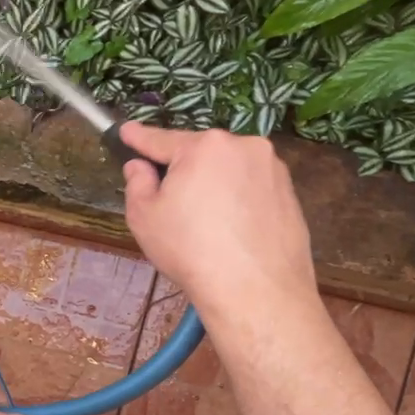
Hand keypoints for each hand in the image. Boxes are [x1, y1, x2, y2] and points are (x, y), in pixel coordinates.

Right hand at [118, 123, 319, 326]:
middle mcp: (243, 146)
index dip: (138, 137)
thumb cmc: (188, 247)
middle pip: (199, 152)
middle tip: (165, 199)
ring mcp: (272, 167)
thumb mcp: (144, 216)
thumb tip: (140, 167)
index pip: (161, 139)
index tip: (125, 130)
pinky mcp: (289, 190)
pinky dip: (233, 198)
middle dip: (181, 168)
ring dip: (209, 183)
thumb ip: (137, 184)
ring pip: (227, 168)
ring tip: (199, 221)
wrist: (253, 284)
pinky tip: (225, 228)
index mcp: (203, 147)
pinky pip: (249, 186)